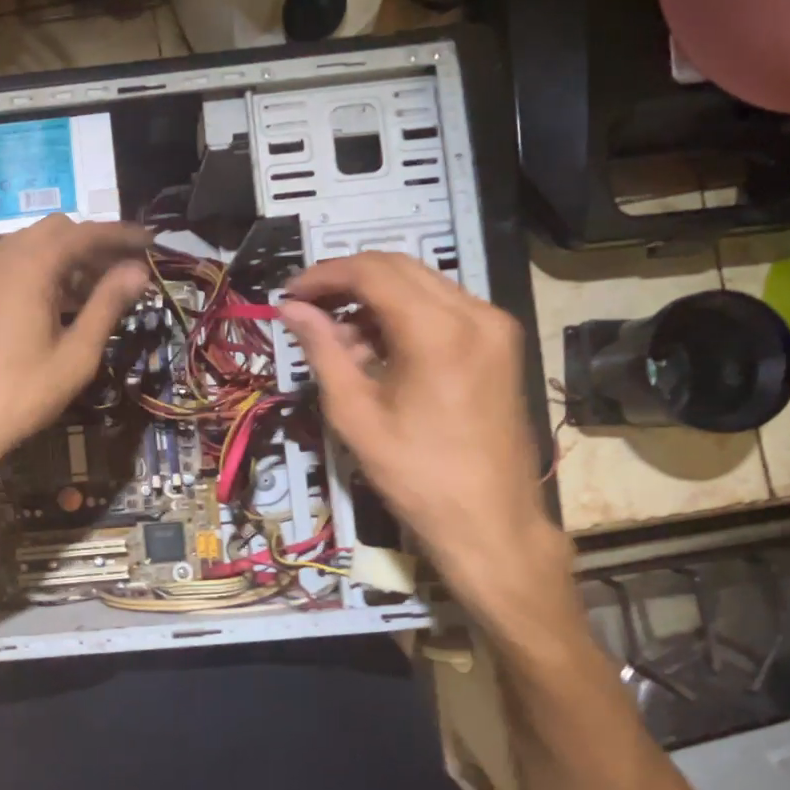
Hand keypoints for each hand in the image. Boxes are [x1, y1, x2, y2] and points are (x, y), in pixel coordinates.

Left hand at [0, 215, 149, 487]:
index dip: (120, 234)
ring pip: (32, 245)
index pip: (84, 233)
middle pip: (56, 231)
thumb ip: (107, 305)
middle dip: (93, 244)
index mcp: (28, 267)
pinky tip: (59, 303)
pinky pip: (11, 264)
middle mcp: (0, 258)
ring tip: (97, 291)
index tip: (150, 242)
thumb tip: (137, 272)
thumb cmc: (21, 394)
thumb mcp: (76, 354)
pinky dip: (40, 270)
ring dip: (66, 257)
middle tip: (123, 272)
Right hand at [278, 253, 572, 624]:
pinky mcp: (500, 343)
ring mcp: (494, 326)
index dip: (324, 276)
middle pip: (399, 267)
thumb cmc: (416, 475)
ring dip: (375, 298)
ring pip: (422, 284)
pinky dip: (404, 314)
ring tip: (338, 339)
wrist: (491, 521)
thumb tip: (292, 311)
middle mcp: (475, 313)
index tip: (289, 295)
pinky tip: (376, 348)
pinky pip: (443, 307)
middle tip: (307, 309)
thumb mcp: (355, 414)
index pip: (372, 272)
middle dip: (347, 281)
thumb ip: (323, 351)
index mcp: (438, 330)